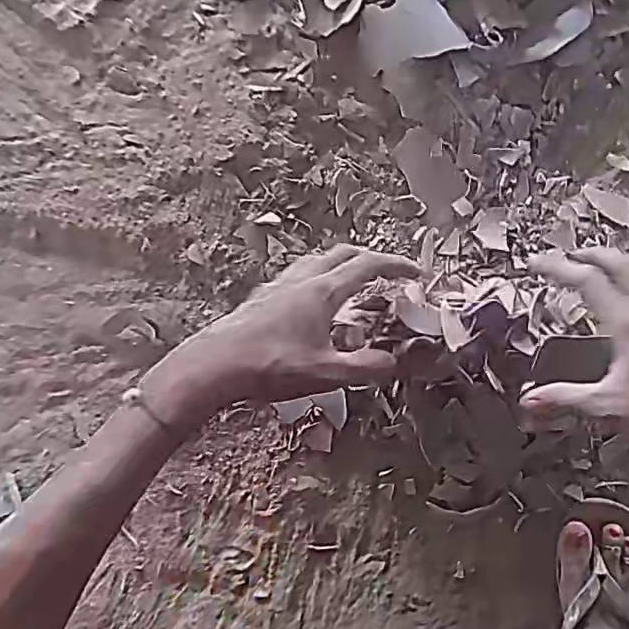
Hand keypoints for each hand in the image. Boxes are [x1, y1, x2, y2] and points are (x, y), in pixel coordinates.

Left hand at [143, 245, 421, 423]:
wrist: (213, 366)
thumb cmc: (269, 367)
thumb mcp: (326, 374)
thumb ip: (365, 368)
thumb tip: (392, 362)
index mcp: (322, 292)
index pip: (368, 265)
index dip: (396, 265)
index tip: (415, 272)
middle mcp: (302, 280)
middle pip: (343, 254)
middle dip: (371, 259)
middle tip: (388, 275)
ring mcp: (279, 286)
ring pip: (318, 262)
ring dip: (342, 266)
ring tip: (354, 286)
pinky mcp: (263, 298)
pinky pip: (299, 277)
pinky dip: (319, 280)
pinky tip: (314, 305)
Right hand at [520, 248, 628, 464]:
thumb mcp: (606, 404)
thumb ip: (565, 397)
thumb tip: (530, 399)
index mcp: (627, 321)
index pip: (586, 280)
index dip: (558, 267)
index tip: (538, 262)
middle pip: (620, 263)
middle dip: (592, 253)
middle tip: (572, 254)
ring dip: (620, 261)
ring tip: (605, 264)